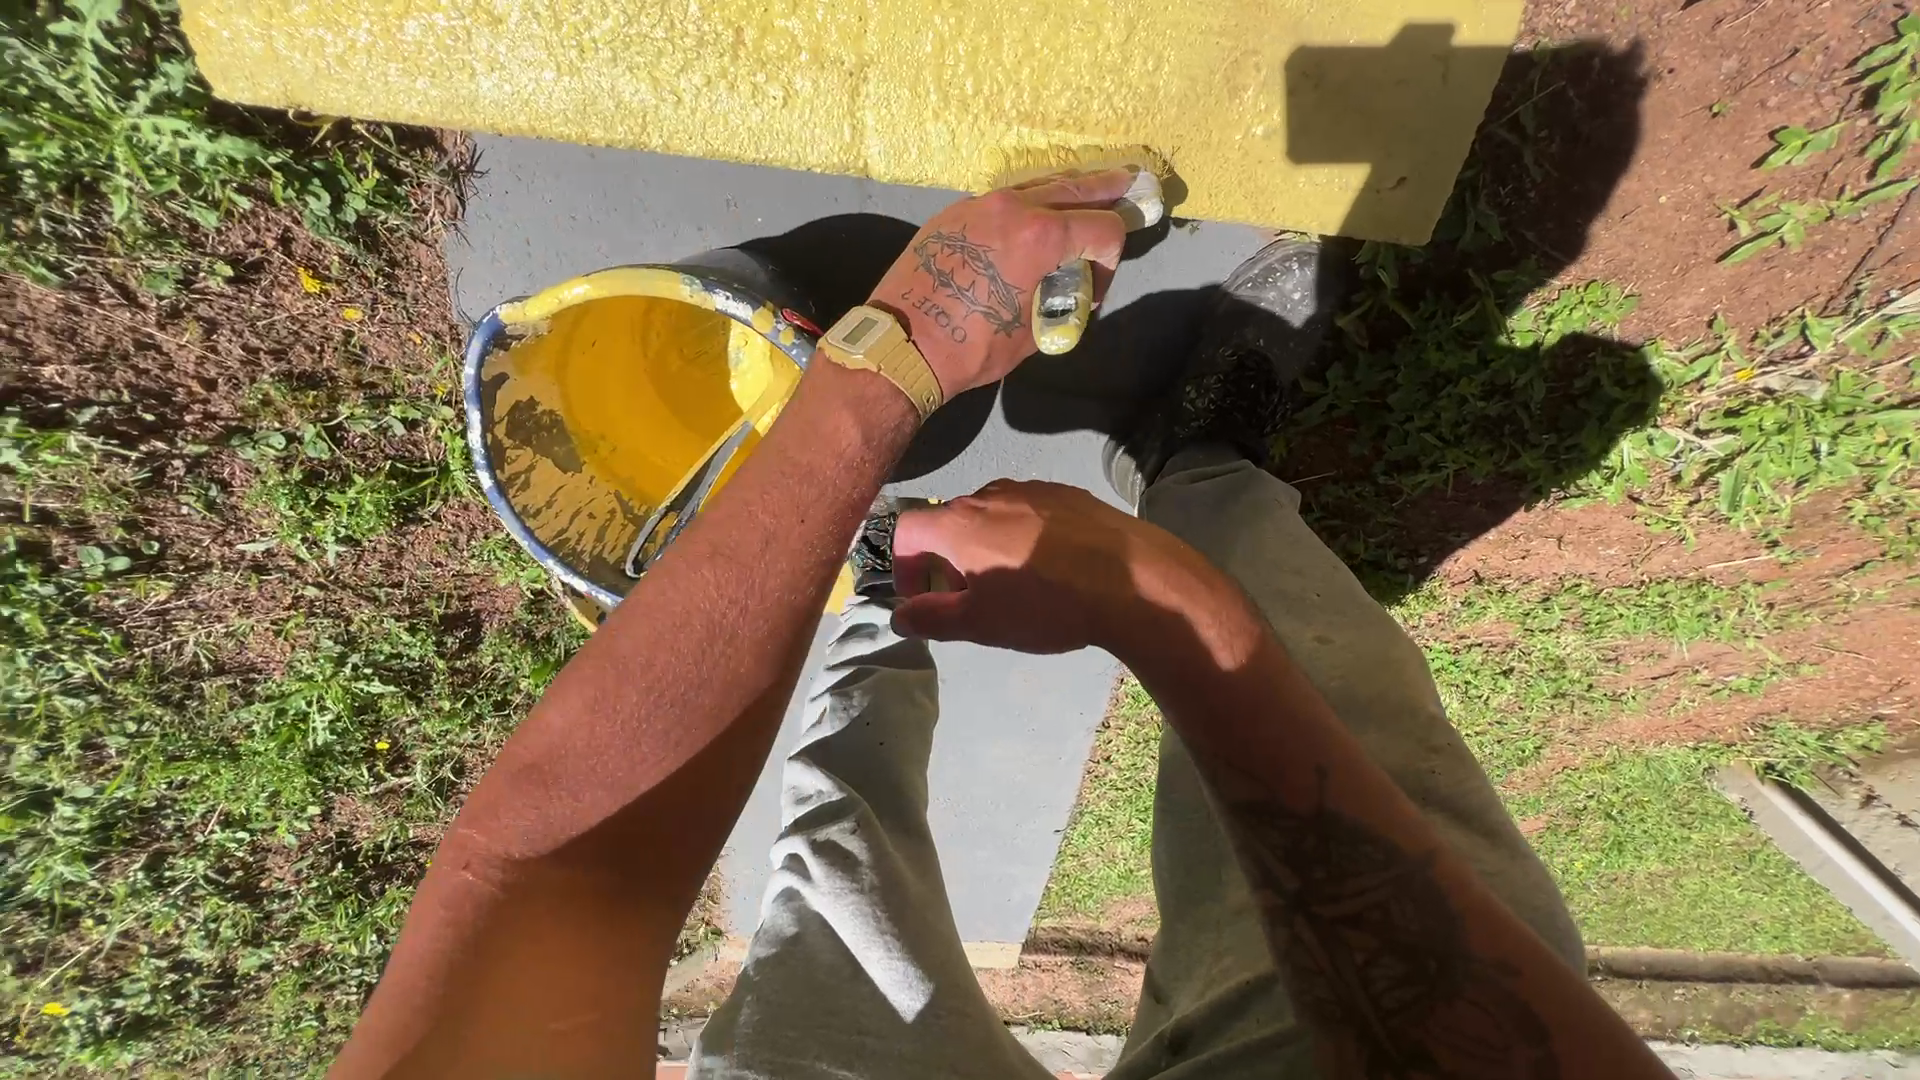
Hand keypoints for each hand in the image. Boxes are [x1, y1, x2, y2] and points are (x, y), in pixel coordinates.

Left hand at [871, 169, 1135, 397]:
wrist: (901, 345)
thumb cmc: (969, 349)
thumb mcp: (1028, 335)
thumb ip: (1056, 304)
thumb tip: (1061, 293)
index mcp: (1039, 236)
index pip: (1102, 229)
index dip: (1111, 260)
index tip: (1096, 289)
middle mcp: (1012, 207)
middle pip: (1074, 187)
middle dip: (1105, 190)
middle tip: (1130, 183)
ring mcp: (978, 205)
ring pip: (1035, 186)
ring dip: (1065, 190)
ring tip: (1088, 189)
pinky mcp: (953, 214)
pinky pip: (1002, 200)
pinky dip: (1027, 203)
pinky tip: (1034, 212)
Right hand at [889, 479, 1216, 654]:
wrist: (1131, 579)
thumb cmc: (1044, 604)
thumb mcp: (979, 623)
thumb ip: (931, 618)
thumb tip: (900, 616)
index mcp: (958, 523)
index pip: (906, 530)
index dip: (903, 567)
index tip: (921, 599)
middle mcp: (988, 494)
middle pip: (949, 522)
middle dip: (946, 561)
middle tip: (970, 599)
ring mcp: (1030, 489)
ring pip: (990, 515)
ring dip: (985, 547)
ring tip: (1014, 583)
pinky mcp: (1067, 493)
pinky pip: (1028, 512)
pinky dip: (1022, 536)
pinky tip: (1052, 566)